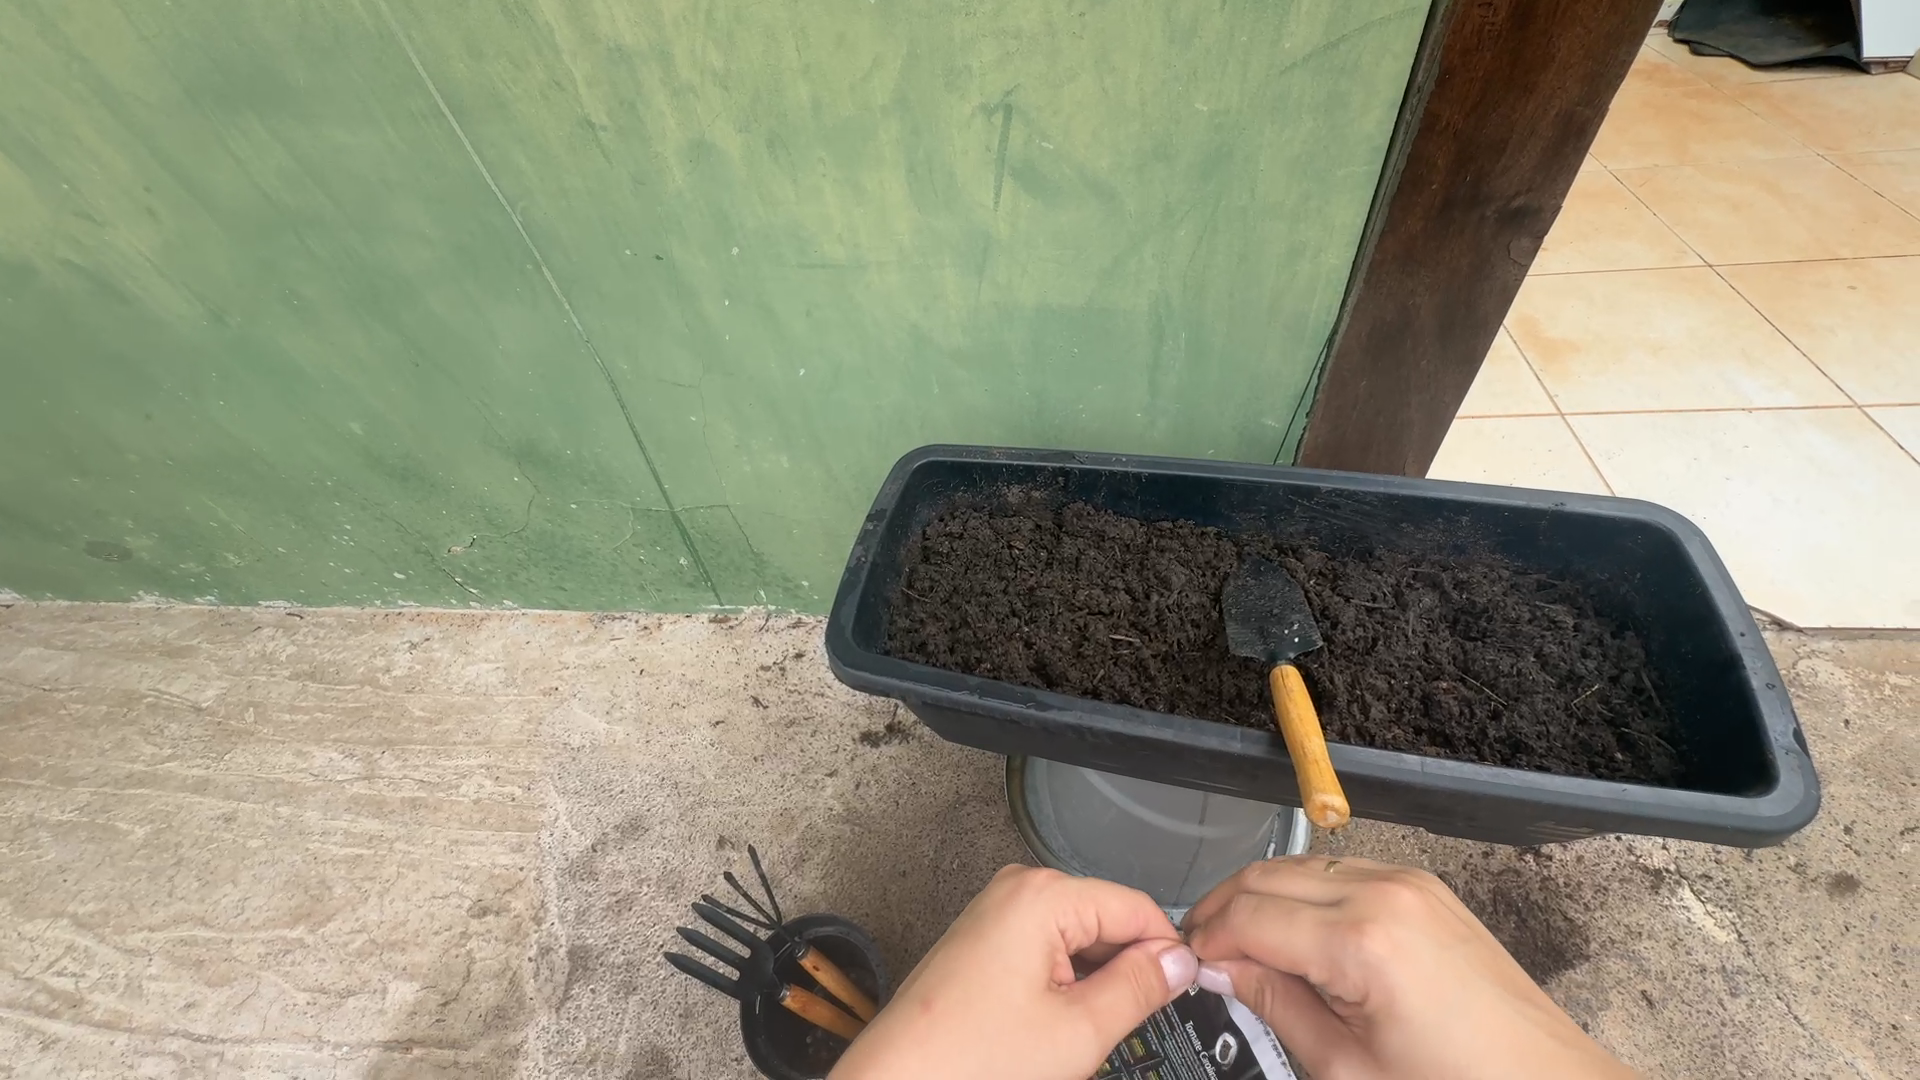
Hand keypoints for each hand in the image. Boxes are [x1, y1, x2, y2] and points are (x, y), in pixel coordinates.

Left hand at [830, 865, 1197, 1079]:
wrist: (898, 1079)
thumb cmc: (976, 1057)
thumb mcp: (1077, 1031)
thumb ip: (1138, 988)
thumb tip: (1178, 959)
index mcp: (1044, 894)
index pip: (1134, 906)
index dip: (1166, 950)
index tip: (1184, 991)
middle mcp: (1020, 886)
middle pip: (1105, 915)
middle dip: (1126, 966)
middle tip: (1127, 1024)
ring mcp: (1000, 907)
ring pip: (1078, 933)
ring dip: (1095, 977)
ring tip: (1083, 1029)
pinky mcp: (988, 932)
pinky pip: (1047, 943)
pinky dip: (1065, 977)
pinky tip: (1058, 1020)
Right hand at [1184, 856, 1633, 1079]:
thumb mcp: (1351, 1074)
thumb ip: (1276, 1008)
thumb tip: (1219, 969)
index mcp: (1364, 941)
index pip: (1249, 916)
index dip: (1208, 939)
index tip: (1189, 964)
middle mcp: (1382, 891)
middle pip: (1264, 876)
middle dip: (1223, 910)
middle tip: (1203, 953)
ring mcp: (1405, 879)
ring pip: (1294, 865)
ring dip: (1257, 897)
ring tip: (1243, 945)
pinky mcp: (1420, 884)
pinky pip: (1334, 869)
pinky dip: (1299, 892)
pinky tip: (1293, 931)